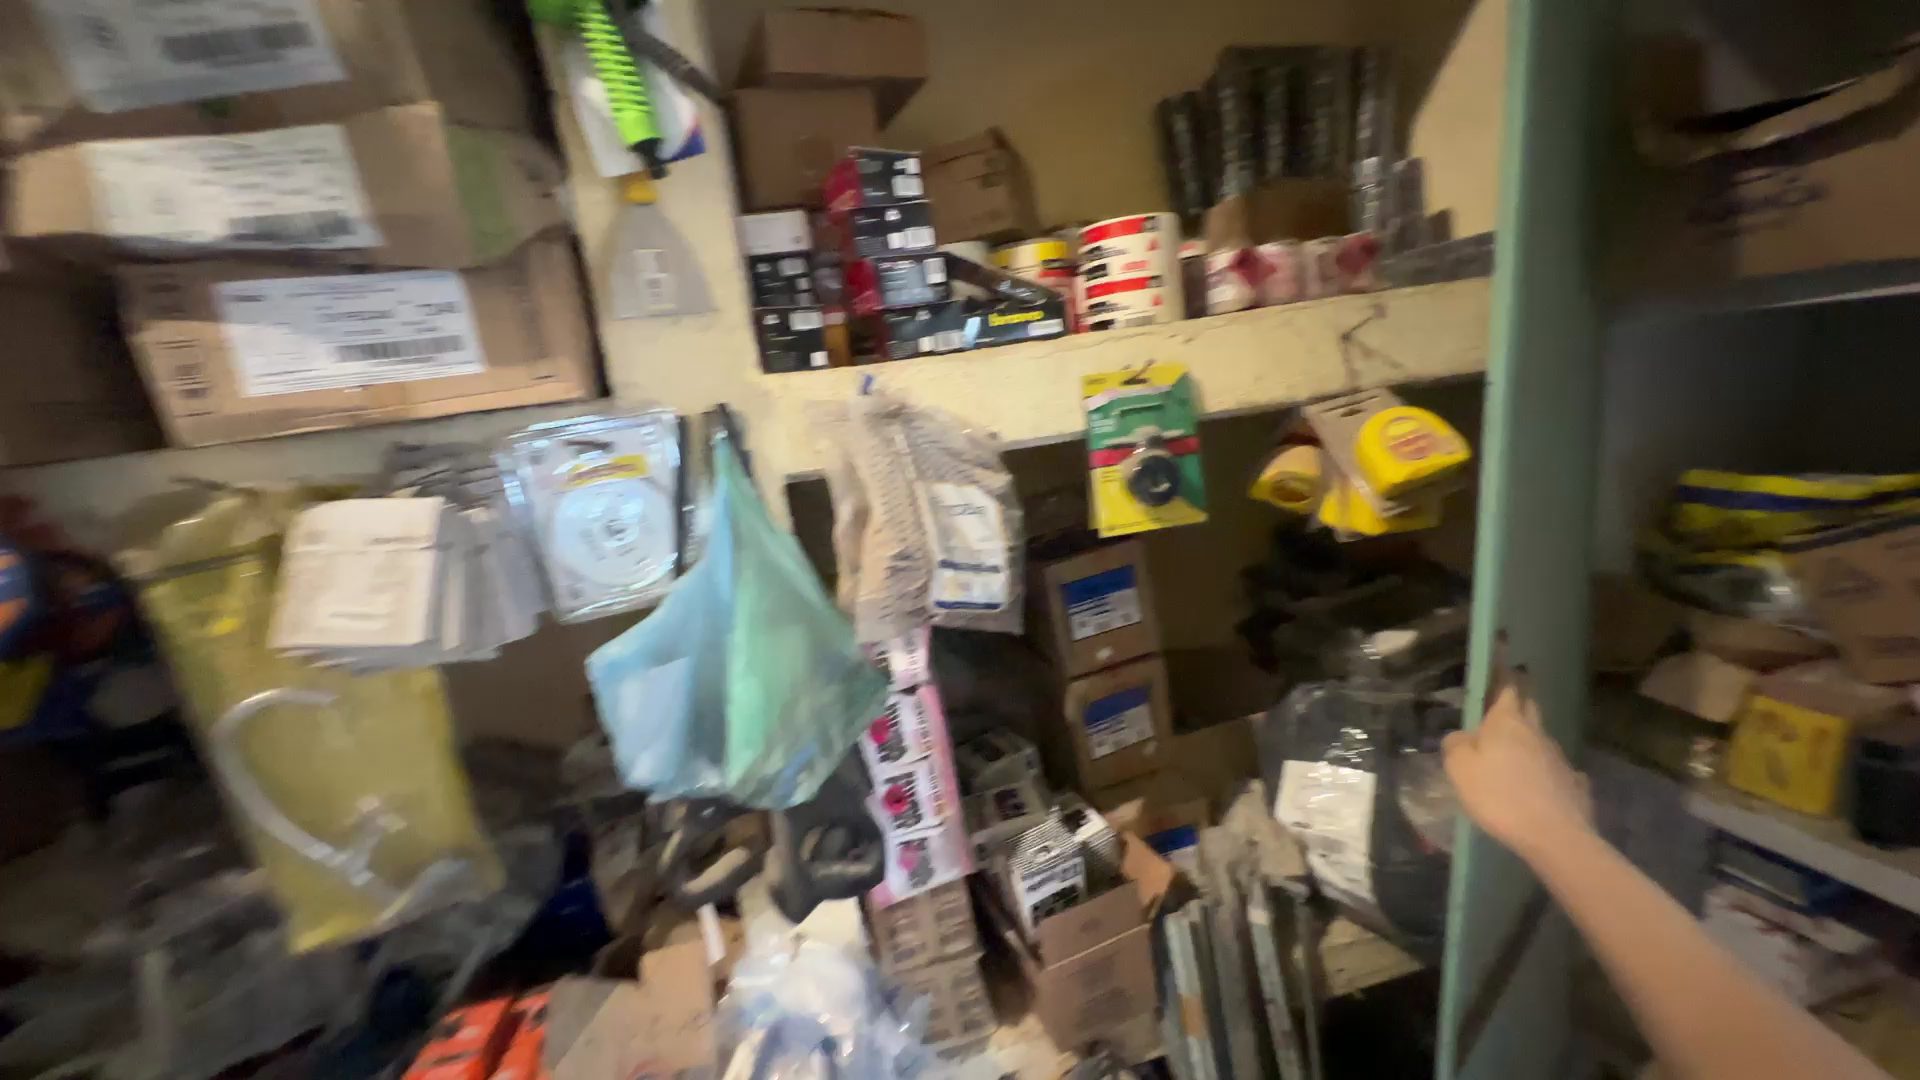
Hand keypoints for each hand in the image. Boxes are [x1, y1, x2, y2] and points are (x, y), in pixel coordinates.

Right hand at [1442, 683, 1592, 857]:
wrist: (1555, 837)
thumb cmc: (1498, 795)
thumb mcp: (1458, 767)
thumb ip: (1456, 744)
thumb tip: (1462, 736)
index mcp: (1507, 723)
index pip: (1506, 687)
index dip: (1503, 671)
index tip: (1503, 654)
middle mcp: (1536, 734)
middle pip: (1529, 708)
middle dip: (1519, 700)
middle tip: (1507, 699)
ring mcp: (1559, 759)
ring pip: (1541, 739)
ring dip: (1528, 738)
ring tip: (1514, 749)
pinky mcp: (1574, 785)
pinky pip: (1555, 770)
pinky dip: (1545, 770)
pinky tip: (1539, 782)